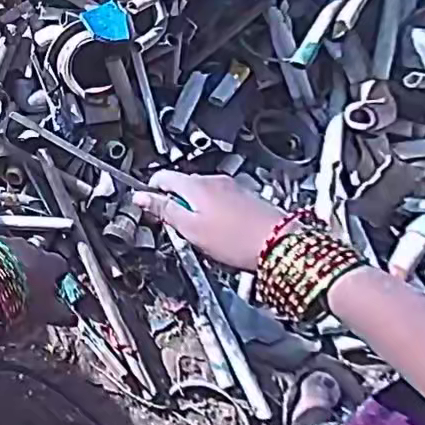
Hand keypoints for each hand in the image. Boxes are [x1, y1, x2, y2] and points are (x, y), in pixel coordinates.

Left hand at [0, 238, 76, 337]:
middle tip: (28, 289)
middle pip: (37, 254)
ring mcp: (6, 242)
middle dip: (34, 268)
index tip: (54, 290)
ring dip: (12, 264)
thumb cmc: (16, 301)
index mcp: (50, 262)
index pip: (61, 265)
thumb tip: (70, 316)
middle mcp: (29, 246)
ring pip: (14, 252)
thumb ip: (61, 312)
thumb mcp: (45, 313)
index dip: (58, 278)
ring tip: (5, 286)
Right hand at [133, 171, 286, 270]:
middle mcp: (213, 180)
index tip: (152, 208)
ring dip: (196, 210)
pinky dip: (215, 213)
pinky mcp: (246, 197)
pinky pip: (219, 200)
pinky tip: (223, 233)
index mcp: (194, 185)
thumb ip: (163, 209)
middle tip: (180, 229)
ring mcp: (231, 187)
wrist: (285, 246)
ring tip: (204, 235)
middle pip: (181, 186)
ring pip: (201, 194)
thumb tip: (140, 196)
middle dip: (176, 204)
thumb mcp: (190, 228)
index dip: (151, 192)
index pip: (160, 177)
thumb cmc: (238, 240)